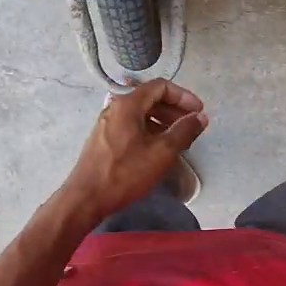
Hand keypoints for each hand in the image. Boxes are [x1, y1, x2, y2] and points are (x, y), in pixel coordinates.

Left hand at [57, 79, 207, 224]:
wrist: (85, 199)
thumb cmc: (125, 173)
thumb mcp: (161, 152)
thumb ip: (184, 131)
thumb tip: (200, 117)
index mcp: (128, 104)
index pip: (161, 87)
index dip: (183, 96)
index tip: (198, 111)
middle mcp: (115, 107)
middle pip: (151, 98)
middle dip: (175, 109)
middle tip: (192, 126)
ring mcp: (107, 123)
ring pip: (141, 114)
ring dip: (163, 121)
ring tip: (179, 139)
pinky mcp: (104, 138)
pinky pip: (132, 125)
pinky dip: (150, 130)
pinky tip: (158, 148)